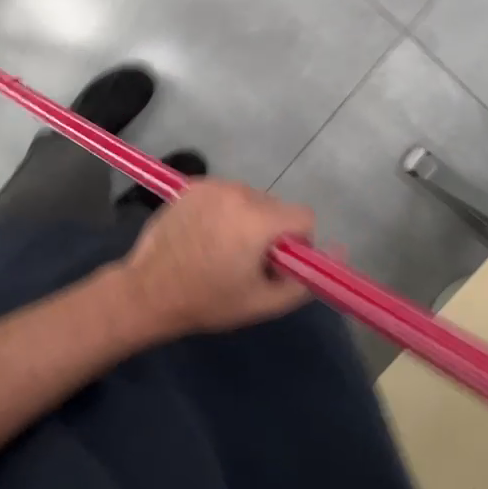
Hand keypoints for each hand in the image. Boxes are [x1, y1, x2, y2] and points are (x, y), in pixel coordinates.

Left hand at [121, 179, 315, 333]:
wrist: (148, 292)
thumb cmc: (208, 301)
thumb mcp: (264, 302)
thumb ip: (306, 279)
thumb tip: (339, 253)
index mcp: (258, 219)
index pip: (304, 217)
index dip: (297, 244)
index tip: (275, 265)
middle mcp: (237, 192)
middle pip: (276, 208)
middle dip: (270, 232)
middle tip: (244, 263)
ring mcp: (211, 186)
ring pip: (251, 200)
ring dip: (247, 221)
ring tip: (220, 251)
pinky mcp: (191, 186)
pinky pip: (225, 196)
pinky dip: (224, 212)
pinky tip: (204, 236)